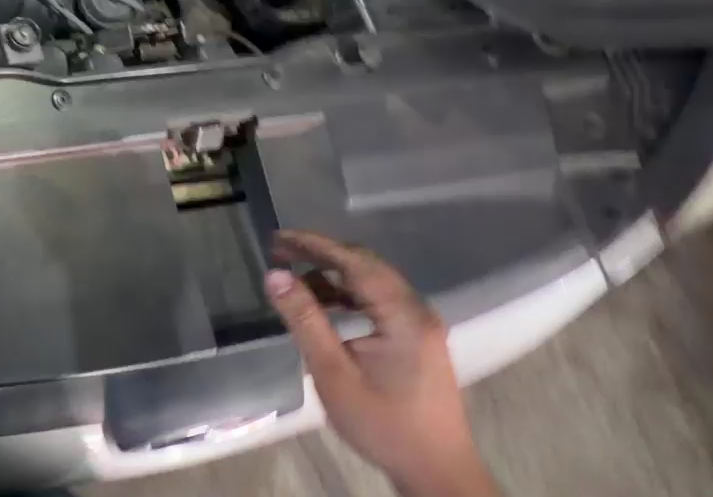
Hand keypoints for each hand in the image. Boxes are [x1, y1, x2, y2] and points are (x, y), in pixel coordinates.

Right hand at [265, 231, 498, 496]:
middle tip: (281, 252)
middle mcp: (417, 311)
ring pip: (372, 282)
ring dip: (333, 275)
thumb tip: (275, 275)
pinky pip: (379, 301)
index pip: (354, 261)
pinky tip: (324, 305)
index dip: (313, 244)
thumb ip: (305, 319)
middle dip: (320, 254)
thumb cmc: (383, 423)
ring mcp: (421, 326)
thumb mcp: (333, 372)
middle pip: (366, 265)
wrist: (437, 473)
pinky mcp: (418, 340)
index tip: (277, 239)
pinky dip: (348, 294)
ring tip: (295, 279)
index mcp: (403, 315)